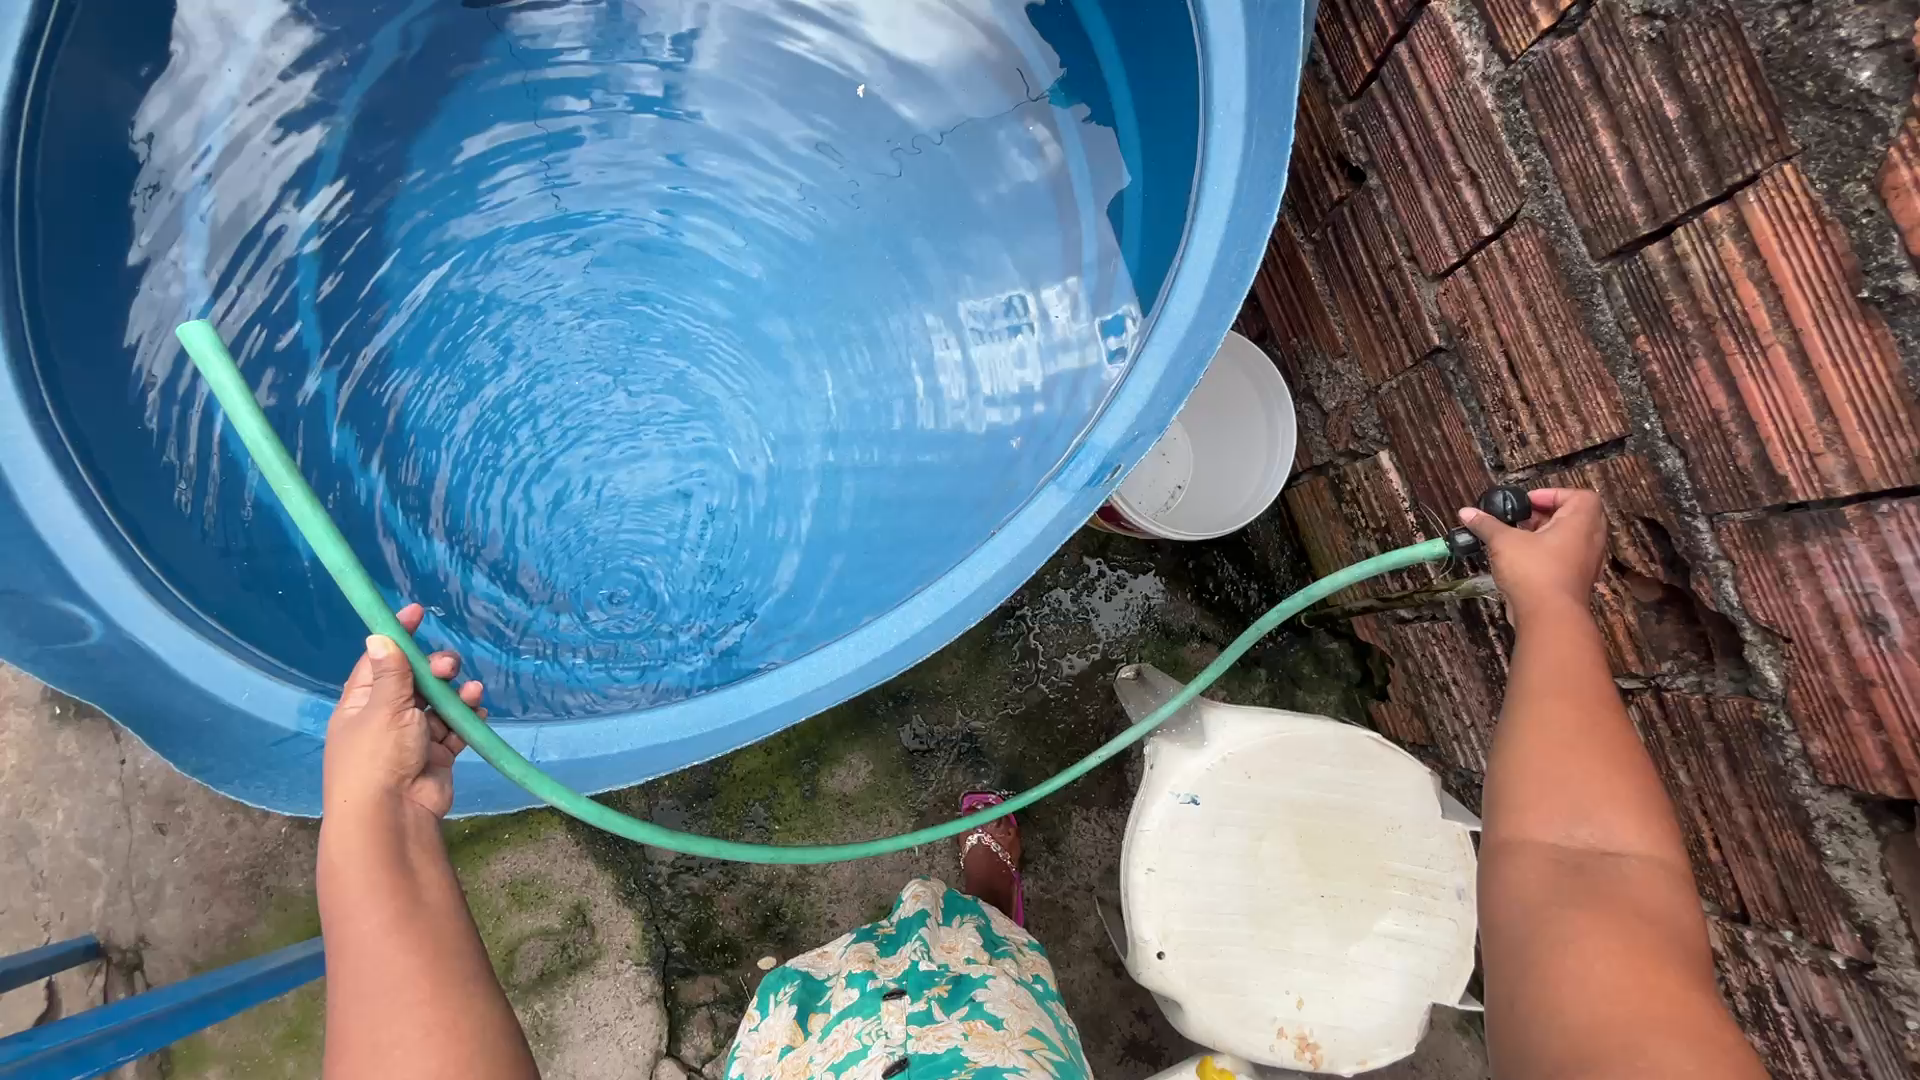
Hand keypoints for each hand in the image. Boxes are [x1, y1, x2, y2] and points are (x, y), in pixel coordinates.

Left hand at [322, 603, 484, 820]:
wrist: (393, 813)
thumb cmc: (378, 758)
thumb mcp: (384, 709)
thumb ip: (392, 673)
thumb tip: (379, 637)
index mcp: (362, 704)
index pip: (381, 661)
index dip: (398, 636)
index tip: (417, 612)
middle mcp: (387, 717)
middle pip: (417, 680)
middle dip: (438, 669)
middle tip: (449, 667)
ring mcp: (413, 736)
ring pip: (441, 703)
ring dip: (458, 695)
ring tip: (471, 693)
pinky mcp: (437, 753)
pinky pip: (456, 728)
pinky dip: (468, 719)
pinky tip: (478, 714)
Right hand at [1459, 488, 1606, 622]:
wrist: (1548, 614)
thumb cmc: (1532, 570)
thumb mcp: (1503, 542)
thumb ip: (1486, 524)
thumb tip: (1466, 512)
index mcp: (1581, 522)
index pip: (1579, 496)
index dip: (1552, 494)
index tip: (1525, 503)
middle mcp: (1591, 539)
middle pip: (1574, 515)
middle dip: (1545, 514)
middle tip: (1519, 518)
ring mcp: (1587, 560)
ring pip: (1569, 537)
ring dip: (1545, 534)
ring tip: (1516, 538)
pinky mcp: (1577, 578)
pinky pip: (1565, 556)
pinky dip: (1546, 552)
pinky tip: (1521, 559)